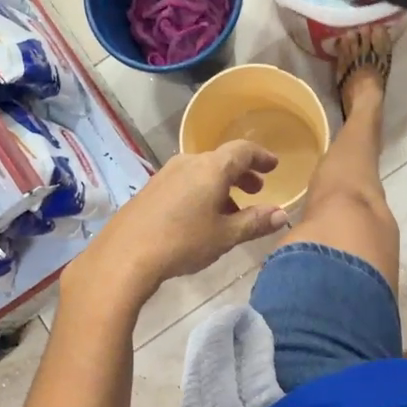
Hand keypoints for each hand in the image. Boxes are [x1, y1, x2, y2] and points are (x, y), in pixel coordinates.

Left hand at [70, 140, 289, 299]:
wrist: (125, 255)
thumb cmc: (183, 242)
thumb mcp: (225, 236)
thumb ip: (255, 222)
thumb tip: (282, 214)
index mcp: (211, 168)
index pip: (242, 151)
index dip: (261, 157)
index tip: (273, 166)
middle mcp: (188, 163)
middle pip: (221, 160)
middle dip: (242, 174)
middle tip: (256, 191)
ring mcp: (165, 175)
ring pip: (202, 173)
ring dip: (221, 186)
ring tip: (231, 212)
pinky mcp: (150, 190)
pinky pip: (185, 183)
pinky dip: (202, 192)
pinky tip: (202, 218)